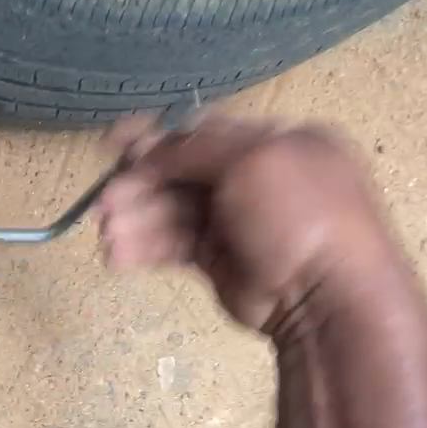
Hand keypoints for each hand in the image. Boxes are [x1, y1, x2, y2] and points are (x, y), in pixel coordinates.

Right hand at [95, 112, 409, 339]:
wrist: (323, 294)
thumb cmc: (300, 215)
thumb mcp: (253, 162)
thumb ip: (195, 149)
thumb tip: (145, 147)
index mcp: (273, 142)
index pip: (201, 133)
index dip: (153, 139)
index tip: (109, 145)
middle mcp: (251, 177)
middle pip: (177, 175)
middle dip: (137, 187)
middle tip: (103, 205)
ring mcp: (232, 219)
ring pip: (168, 212)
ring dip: (133, 222)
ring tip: (107, 239)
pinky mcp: (214, 257)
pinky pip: (170, 245)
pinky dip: (142, 249)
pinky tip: (118, 258)